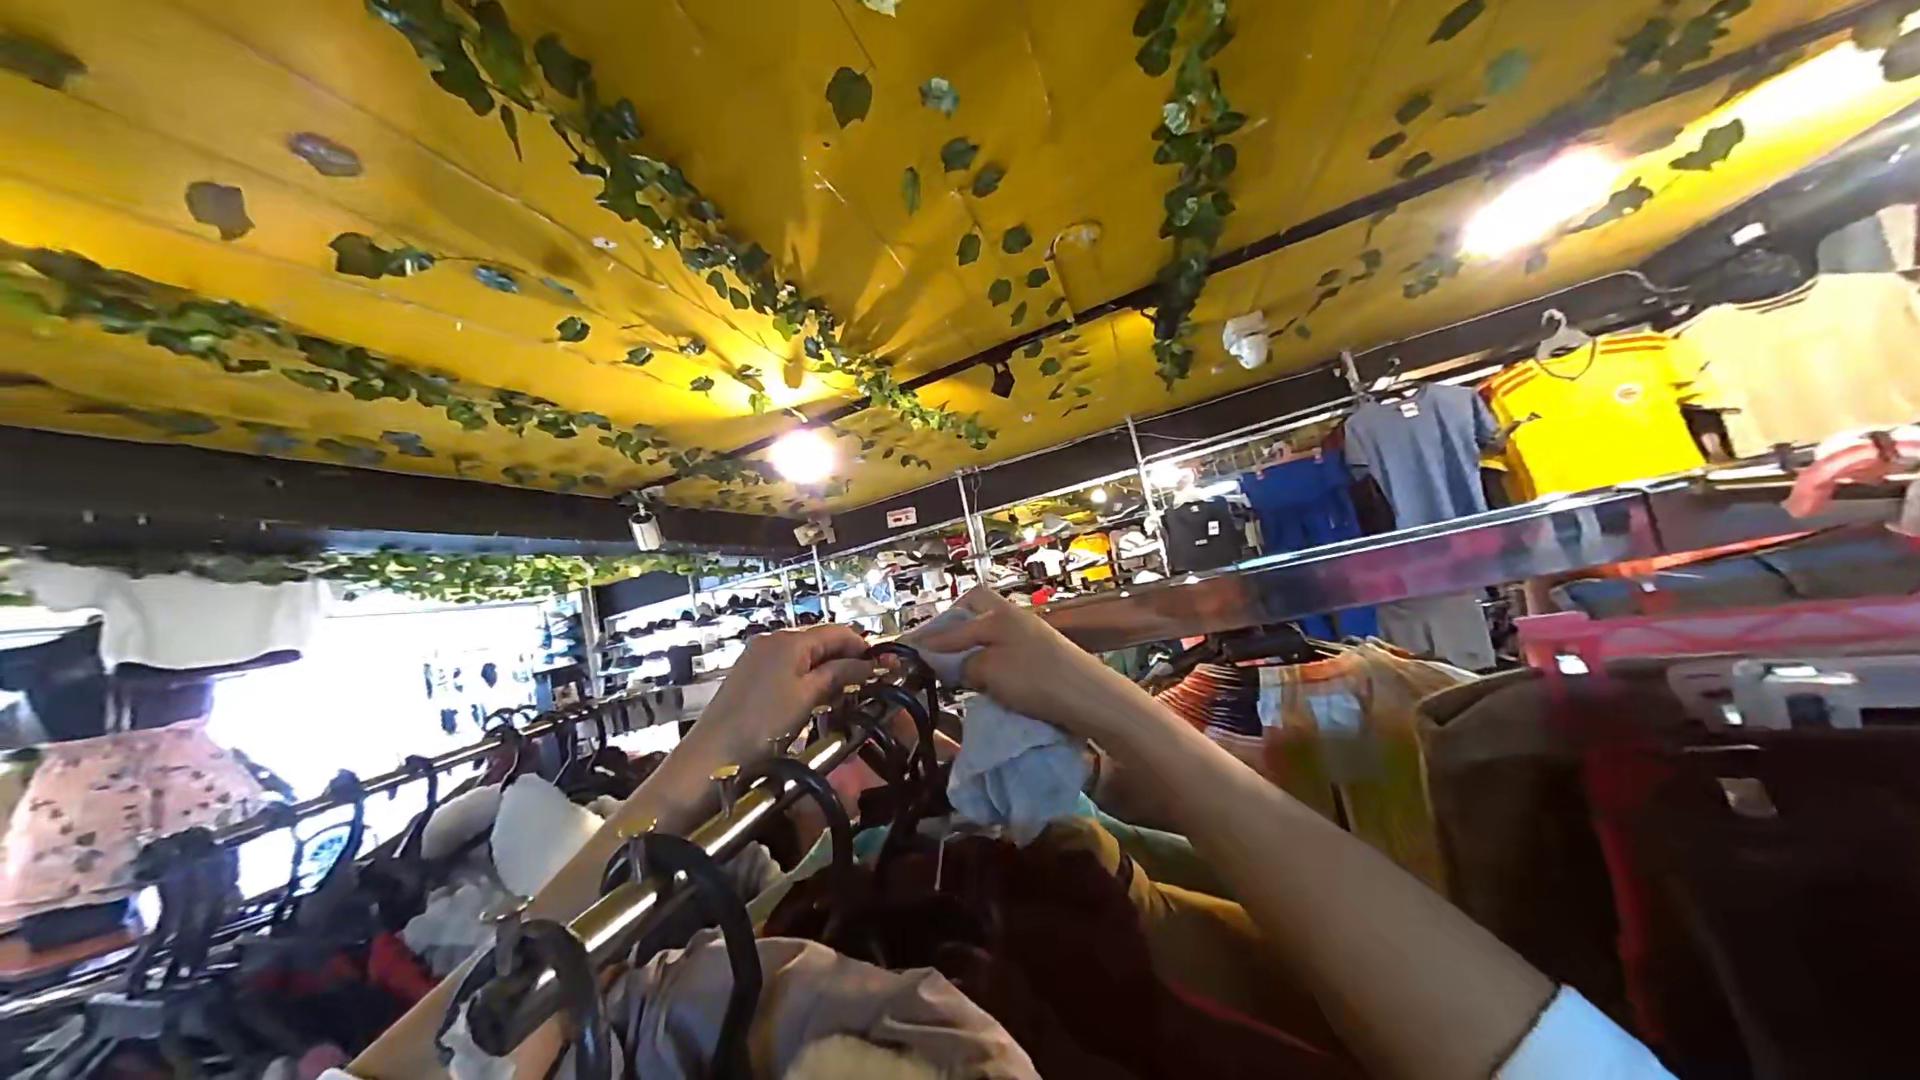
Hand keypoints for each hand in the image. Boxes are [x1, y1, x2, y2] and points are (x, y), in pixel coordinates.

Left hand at [694, 624, 874, 755]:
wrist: (711, 757)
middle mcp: (773, 640)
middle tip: (867, 686)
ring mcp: (759, 657)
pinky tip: (816, 701)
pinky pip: (790, 669)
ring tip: (844, 697)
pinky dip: (808, 680)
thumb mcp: (809, 697)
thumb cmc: (763, 725)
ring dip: (828, 673)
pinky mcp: (751, 676)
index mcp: (789, 640)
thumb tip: (869, 662)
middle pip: (821, 642)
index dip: (863, 647)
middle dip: (846, 660)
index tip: (883, 668)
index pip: (838, 632)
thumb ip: (841, 673)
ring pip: (806, 657)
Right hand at [910, 588, 1146, 743]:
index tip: (909, 651)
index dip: (929, 640)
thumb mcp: (989, 672)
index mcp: (997, 615)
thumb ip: (963, 664)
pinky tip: (987, 675)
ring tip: (959, 666)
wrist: (1090, 698)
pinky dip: (990, 655)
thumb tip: (951, 664)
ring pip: (991, 628)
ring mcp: (1031, 633)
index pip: (954, 625)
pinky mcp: (1043, 652)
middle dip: (954, 623)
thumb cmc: (1036, 680)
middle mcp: (1013, 617)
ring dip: (973, 642)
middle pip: (976, 607)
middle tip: (938, 648)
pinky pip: (1005, 646)